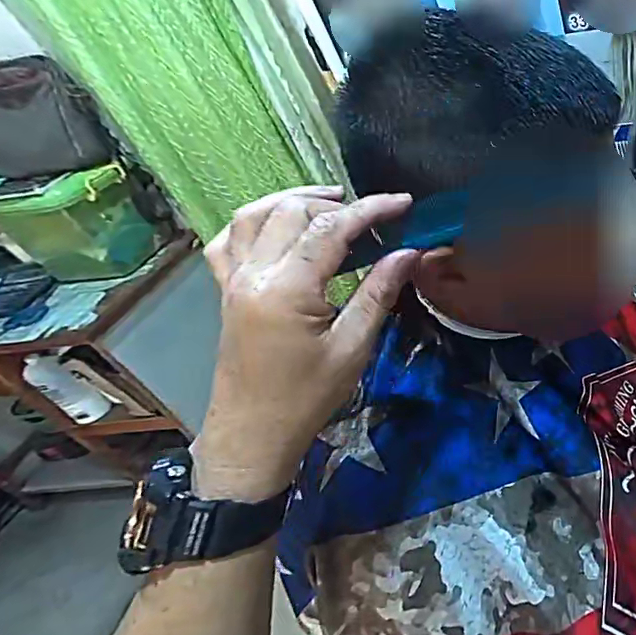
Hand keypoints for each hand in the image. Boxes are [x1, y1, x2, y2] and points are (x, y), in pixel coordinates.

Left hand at [192, 186, 417, 500]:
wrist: (253, 434)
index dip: (371, 210)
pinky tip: (282, 224)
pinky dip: (257, 220)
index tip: (403, 203)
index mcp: (286, 289)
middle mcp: (253, 275)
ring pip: (254, 215)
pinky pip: (230, 239)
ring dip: (294, 200)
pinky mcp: (226, 290)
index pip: (330, 229)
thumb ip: (379, 292)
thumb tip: (408, 252)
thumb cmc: (308, 395)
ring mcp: (232, 280)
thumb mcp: (354, 345)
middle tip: (376, 218)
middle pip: (292, 212)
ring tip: (332, 202)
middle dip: (338, 205)